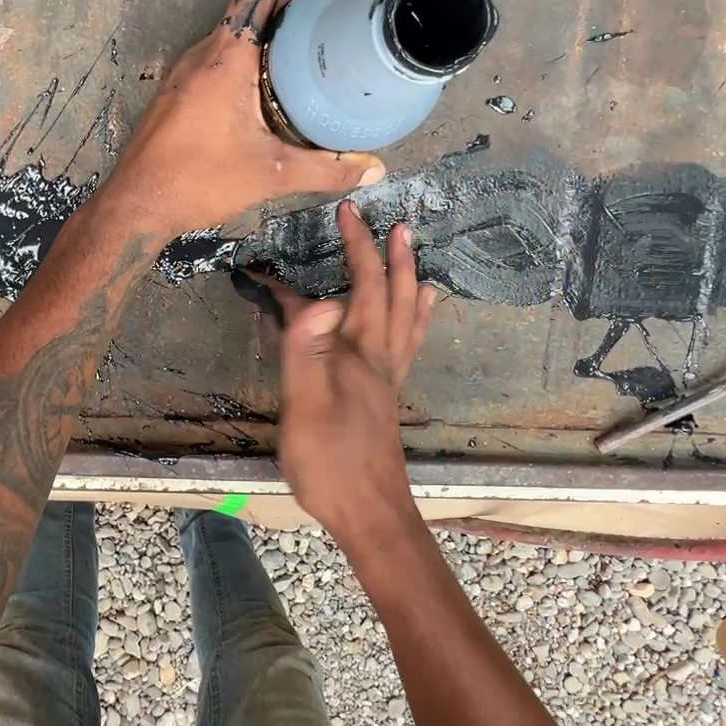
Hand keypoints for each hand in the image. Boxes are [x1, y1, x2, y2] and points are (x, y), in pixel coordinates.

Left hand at [92, 0, 385, 237]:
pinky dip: (253, 50)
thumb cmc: (198, 181)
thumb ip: (328, 169)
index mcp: (227, 56)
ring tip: (314, 26)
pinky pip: (223, 56)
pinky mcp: (180, 93)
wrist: (136, 204)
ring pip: (237, 32)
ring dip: (273, 21)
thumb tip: (376, 171)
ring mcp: (187, 72)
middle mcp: (204, 53)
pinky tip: (272, 75)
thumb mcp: (271, 174)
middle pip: (253, 3)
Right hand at [261, 201, 436, 544]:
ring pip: (404, 317)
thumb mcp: (306, 406)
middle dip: (382, 253)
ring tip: (411, 251)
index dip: (353, 248)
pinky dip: (415, 318)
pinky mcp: (384, 396)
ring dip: (406, 279)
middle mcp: (378, 358)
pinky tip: (420, 313)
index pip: (359, 288)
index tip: (345, 211)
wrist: (369, 514)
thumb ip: (306, 351)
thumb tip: (317, 298)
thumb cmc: (330, 462)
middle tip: (384, 220)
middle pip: (387, 295)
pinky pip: (406, 344)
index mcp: (358, 354)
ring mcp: (385, 378)